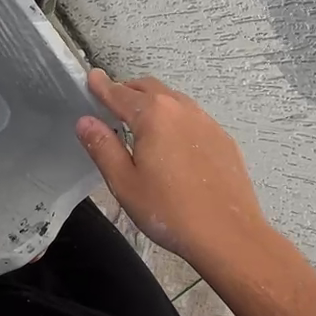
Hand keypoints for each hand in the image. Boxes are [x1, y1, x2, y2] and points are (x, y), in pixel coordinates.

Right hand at [75, 69, 276, 273]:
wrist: (229, 237)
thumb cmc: (171, 212)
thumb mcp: (124, 182)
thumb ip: (102, 147)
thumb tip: (86, 122)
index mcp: (153, 116)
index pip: (119, 93)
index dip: (101, 86)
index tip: (92, 78)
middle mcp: (181, 109)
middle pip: (148, 88)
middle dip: (127, 91)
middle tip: (112, 104)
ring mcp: (206, 122)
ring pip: (172, 100)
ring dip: (153, 103)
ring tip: (140, 123)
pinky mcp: (222, 139)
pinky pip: (192, 117)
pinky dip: (175, 118)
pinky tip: (172, 144)